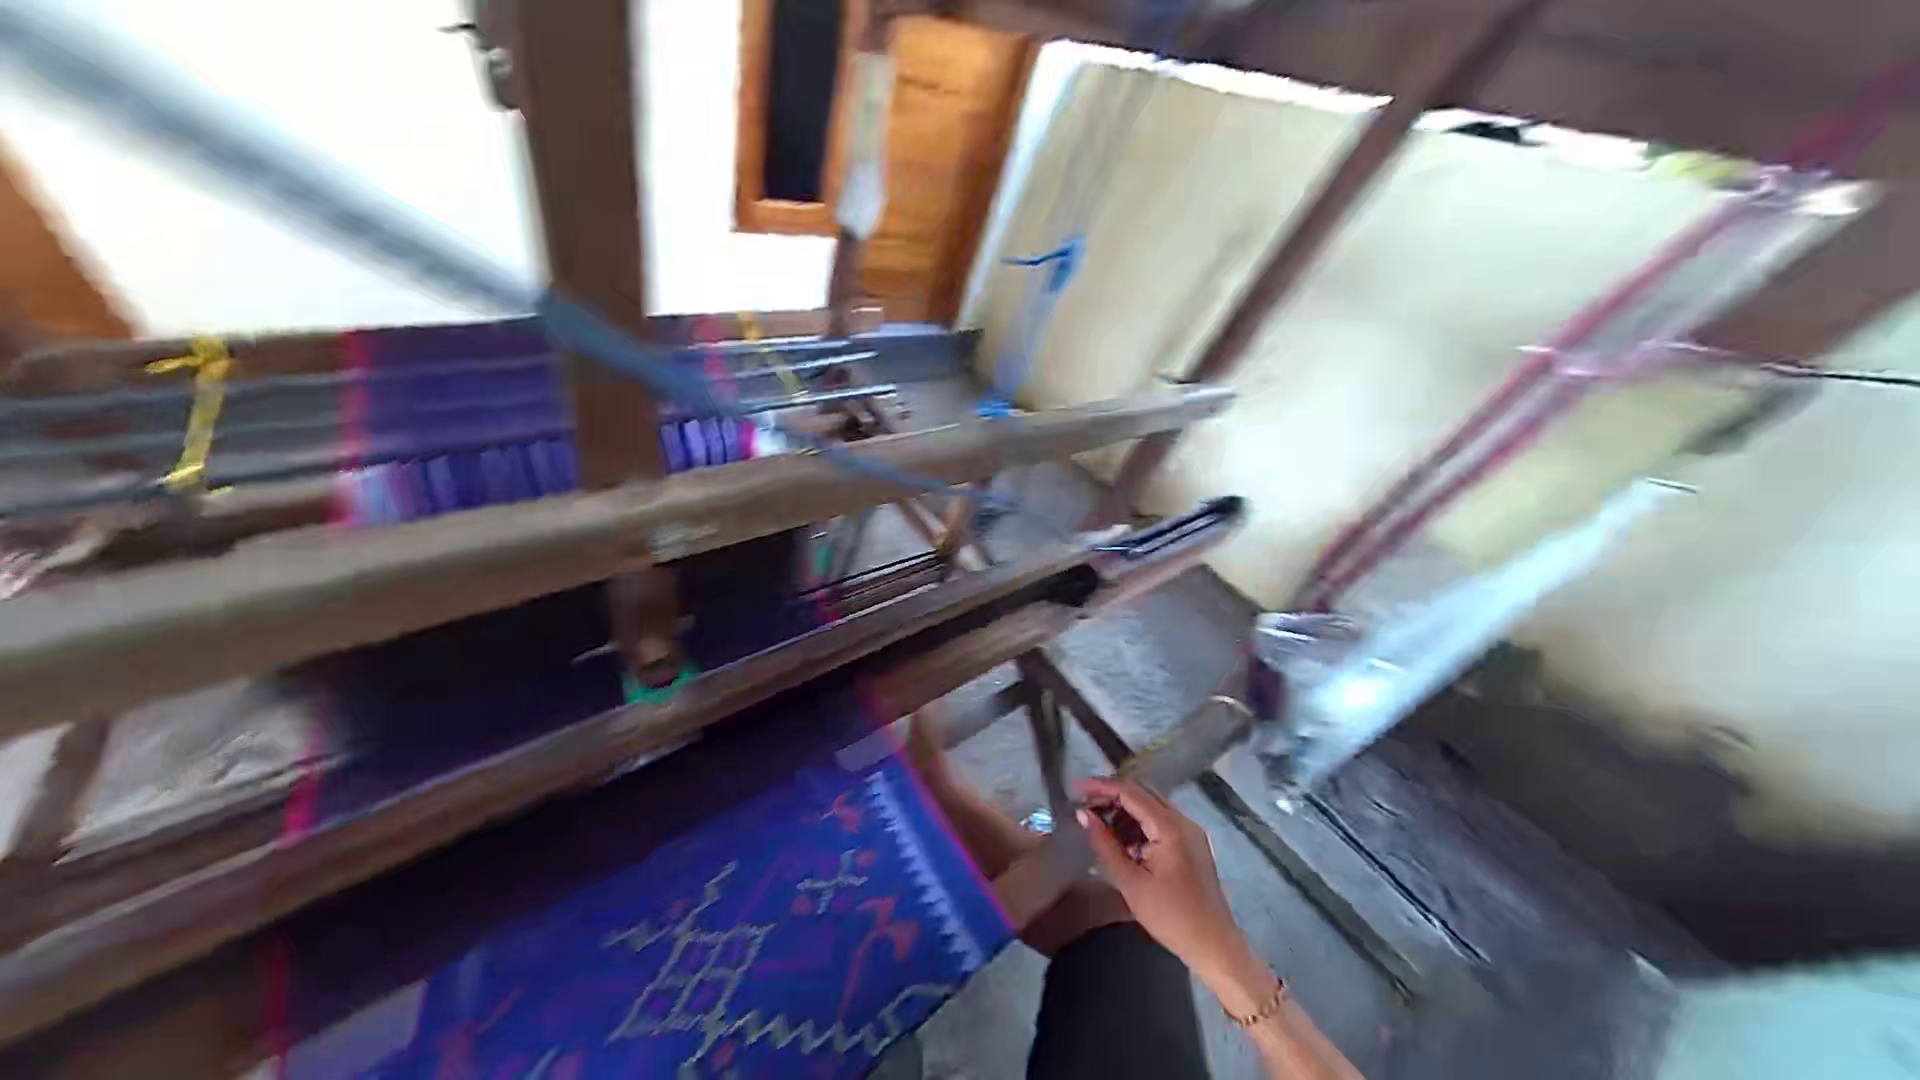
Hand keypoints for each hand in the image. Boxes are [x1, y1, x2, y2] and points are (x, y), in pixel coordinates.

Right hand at [1075, 775, 1274, 1016]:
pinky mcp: (1192, 844)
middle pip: (1142, 792)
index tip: (1076, 788)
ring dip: (1125, 810)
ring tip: (1100, 825)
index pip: (1130, 791)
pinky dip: (1139, 824)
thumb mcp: (1130, 881)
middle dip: (1111, 794)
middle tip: (1085, 805)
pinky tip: (1124, 842)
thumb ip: (1105, 844)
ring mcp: (1190, 831)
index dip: (1101, 786)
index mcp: (1169, 826)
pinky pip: (1161, 821)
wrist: (1215, 947)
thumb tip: (1083, 814)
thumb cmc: (1171, 916)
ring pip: (1152, 805)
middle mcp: (1183, 821)